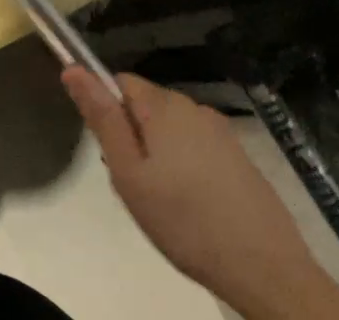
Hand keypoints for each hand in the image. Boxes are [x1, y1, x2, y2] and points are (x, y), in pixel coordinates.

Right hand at [63, 69, 338, 319]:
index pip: (119, 81)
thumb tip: (72, 67)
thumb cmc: (184, 221)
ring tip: (161, 199)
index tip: (110, 151)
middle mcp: (195, 108)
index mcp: (165, 106)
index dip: (106, 110)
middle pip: (145, 105)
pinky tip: (191, 206)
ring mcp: (222, 134)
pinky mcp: (240, 158)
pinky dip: (185, 167)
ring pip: (171, 129)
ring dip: (158, 153)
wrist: (266, 270)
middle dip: (132, 135)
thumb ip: (102, 118)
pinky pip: (196, 148)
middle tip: (133, 183)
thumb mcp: (128, 172)